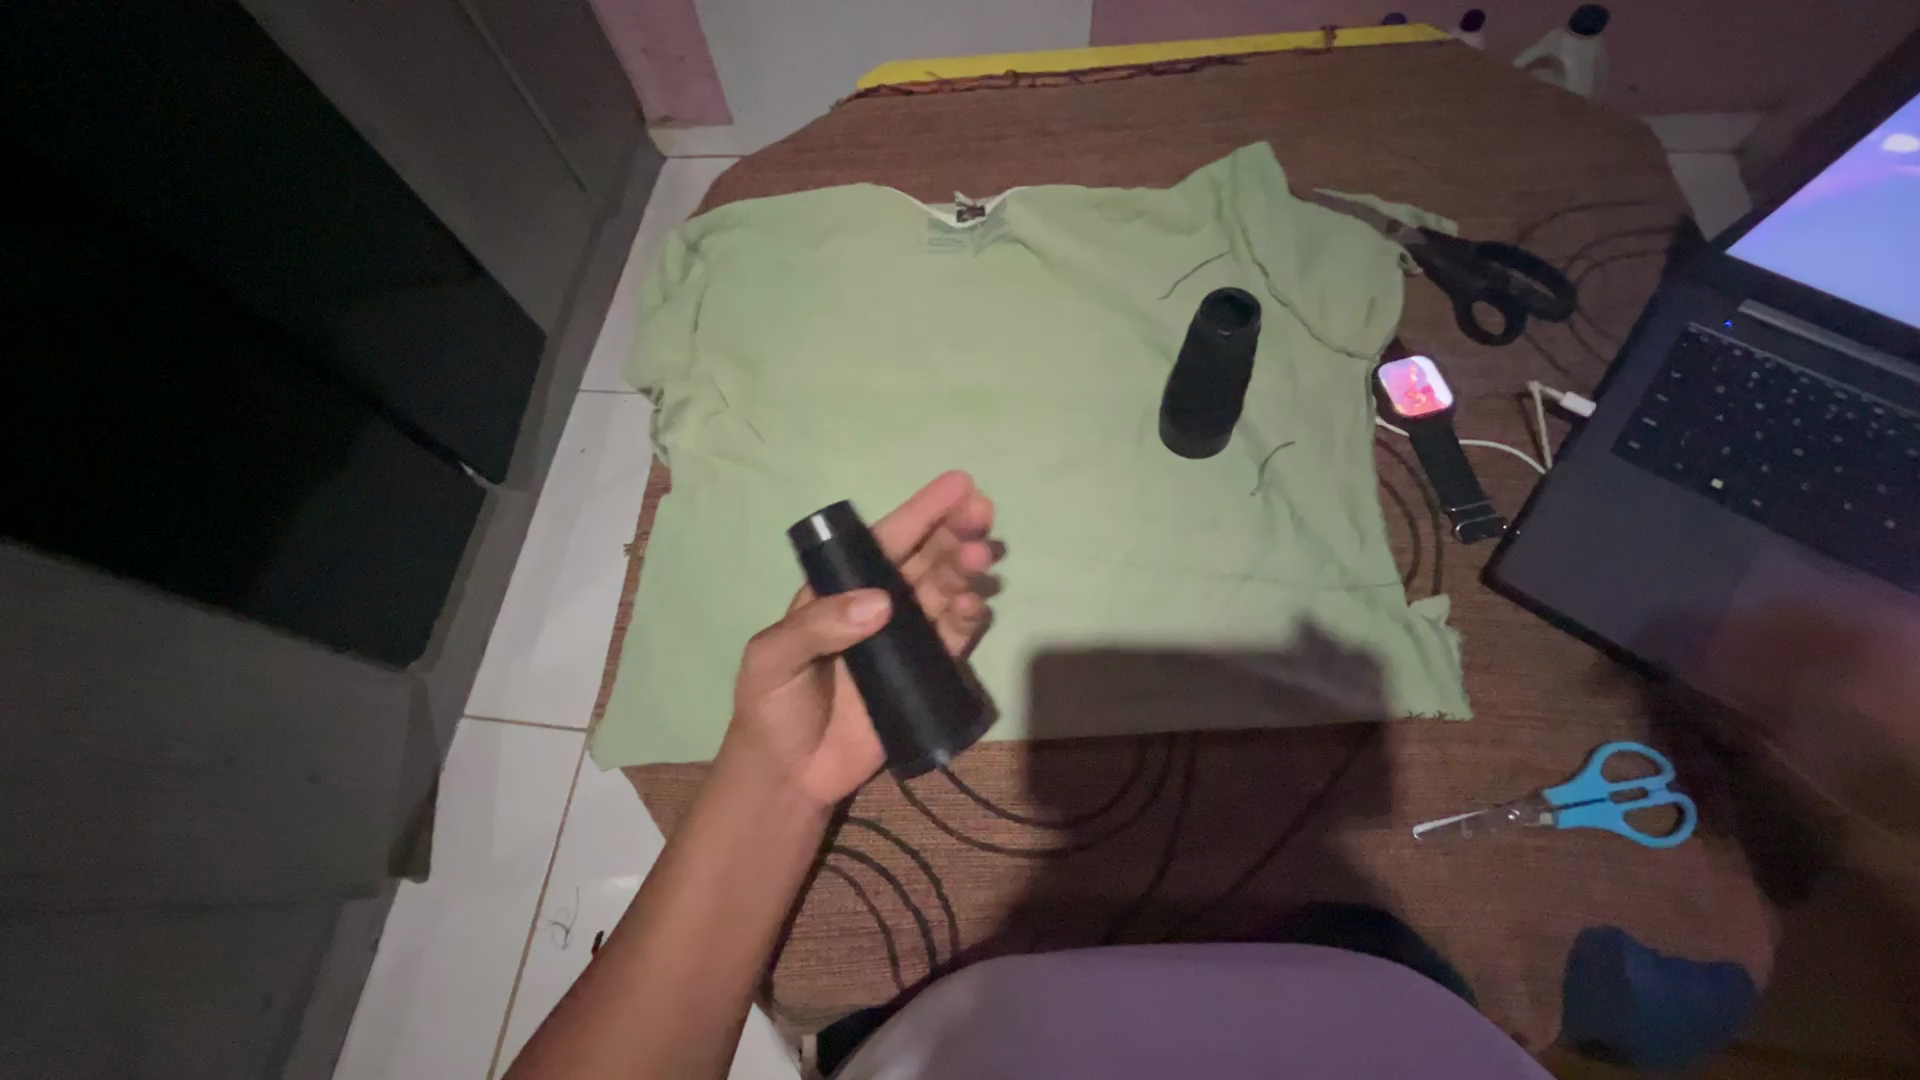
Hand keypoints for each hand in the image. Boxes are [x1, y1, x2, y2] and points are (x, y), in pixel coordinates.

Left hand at [718, 471, 997, 808]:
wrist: (791, 773)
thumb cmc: (773, 705)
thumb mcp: (773, 657)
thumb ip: (817, 625)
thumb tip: (882, 603)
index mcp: (840, 589)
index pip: (885, 542)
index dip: (921, 512)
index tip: (959, 484)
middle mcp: (879, 604)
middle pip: (924, 558)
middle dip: (954, 532)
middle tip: (982, 513)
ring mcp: (905, 638)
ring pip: (945, 591)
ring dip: (965, 570)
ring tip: (983, 558)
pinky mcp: (926, 673)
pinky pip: (954, 637)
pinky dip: (969, 617)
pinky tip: (975, 604)